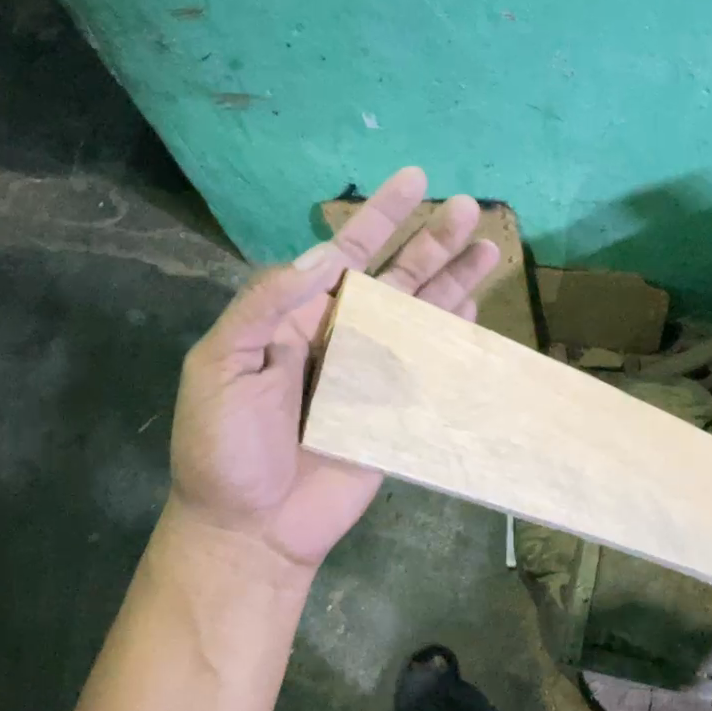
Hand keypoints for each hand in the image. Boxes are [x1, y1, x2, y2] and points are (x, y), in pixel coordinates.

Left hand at [164, 167, 500, 569]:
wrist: (250, 529)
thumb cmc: (224, 447)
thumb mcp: (221, 364)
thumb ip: (265, 305)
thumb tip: (322, 256)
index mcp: (296, 318)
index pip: (345, 254)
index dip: (380, 217)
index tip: (415, 181)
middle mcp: (340, 336)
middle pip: (396, 277)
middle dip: (432, 242)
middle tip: (472, 208)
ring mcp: (372, 373)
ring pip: (421, 315)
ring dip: (454, 280)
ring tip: (490, 248)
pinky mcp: (395, 412)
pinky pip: (430, 365)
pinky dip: (453, 335)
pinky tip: (474, 307)